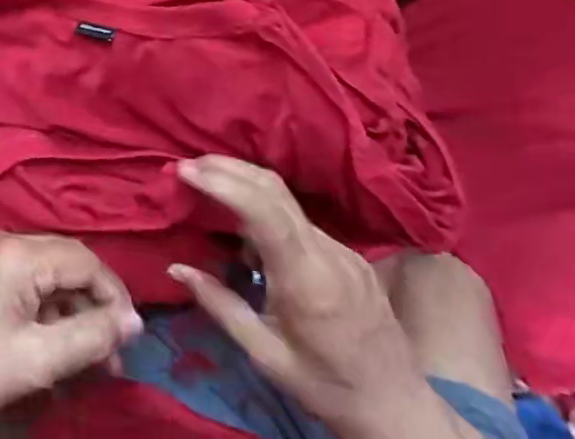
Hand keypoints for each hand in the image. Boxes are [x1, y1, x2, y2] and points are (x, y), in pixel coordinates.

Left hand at [0, 233, 143, 438]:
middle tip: (114, 352)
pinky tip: (60, 347)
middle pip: (68, 263)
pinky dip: (50, 312)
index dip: (114, 296)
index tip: (131, 337)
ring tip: (92, 359)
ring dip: (75, 312)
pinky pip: (30, 283)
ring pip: (51, 275)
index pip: (84, 261)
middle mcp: (6, 241)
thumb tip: (134, 322)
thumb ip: (91, 336)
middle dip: (95, 305)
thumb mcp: (40, 359)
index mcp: (18, 252)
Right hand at [168, 156, 464, 438]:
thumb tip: (176, 268)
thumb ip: (221, 306)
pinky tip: (242, 223)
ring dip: (242, 182)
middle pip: (273, 189)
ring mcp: (340, 248)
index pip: (263, 211)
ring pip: (285, 199)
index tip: (185, 171)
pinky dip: (262, 207)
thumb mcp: (266, 356)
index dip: (223, 183)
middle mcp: (326, 251)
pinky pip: (297, 218)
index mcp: (306, 279)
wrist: (397, 408)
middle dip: (226, 169)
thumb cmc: (326, 388)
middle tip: (187, 166)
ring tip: (205, 182)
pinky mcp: (345, 251)